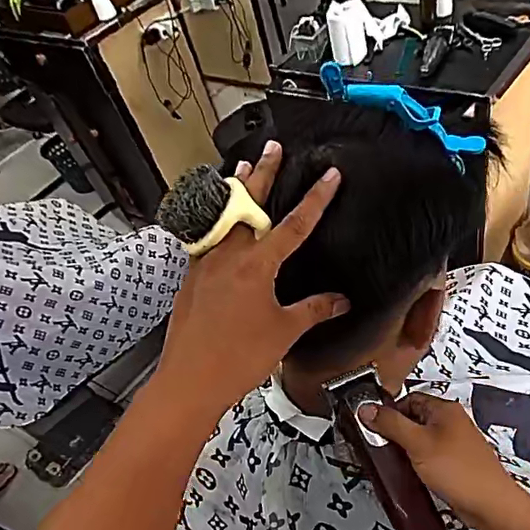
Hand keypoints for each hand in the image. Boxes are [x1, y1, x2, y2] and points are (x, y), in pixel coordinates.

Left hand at [147, 140, 347, 424]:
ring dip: (234, 192)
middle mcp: (226, 257)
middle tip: (271, 148)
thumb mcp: (284, 332)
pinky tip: (218, 224)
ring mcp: (203, 265)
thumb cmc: (236, 359)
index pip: (294, 224)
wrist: (190, 380)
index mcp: (255, 267)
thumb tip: (339, 300)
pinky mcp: (190, 279)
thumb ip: (313, 310)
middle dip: (263, 174)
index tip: (329, 177)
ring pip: (221, 217)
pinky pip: (205, 239)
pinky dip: (215, 222)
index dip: (315, 199)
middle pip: (248, 205)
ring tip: (240, 170)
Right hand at [358, 393, 529, 529]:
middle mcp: (452, 423)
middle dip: (396, 433)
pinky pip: (428, 458)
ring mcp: (454, 444)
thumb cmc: (464, 472)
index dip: (389, 411)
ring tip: (400, 463)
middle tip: (384, 446)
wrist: (489, 504)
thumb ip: (391, 424)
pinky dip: (417, 465)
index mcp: (445, 409)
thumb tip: (368, 410)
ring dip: (406, 452)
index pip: (408, 398)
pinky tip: (413, 475)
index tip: (372, 423)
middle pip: (412, 420)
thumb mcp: (417, 443)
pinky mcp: (454, 464)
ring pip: (419, 441)